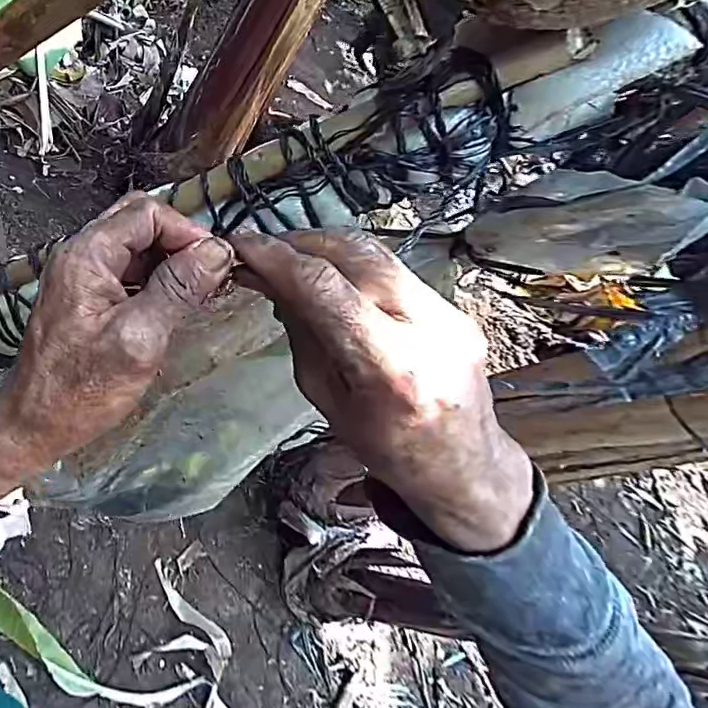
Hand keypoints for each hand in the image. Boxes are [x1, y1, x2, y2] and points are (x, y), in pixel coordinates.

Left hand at [0, 193, 233, 498]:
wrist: (33, 426)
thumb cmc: (79, 391)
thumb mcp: (139, 338)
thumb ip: (178, 288)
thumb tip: (216, 251)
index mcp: (87, 255)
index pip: (148, 213)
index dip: (187, 232)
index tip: (214, 263)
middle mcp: (80, 254)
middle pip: (140, 221)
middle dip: (180, 241)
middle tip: (208, 274)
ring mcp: (81, 273)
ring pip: (136, 243)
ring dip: (170, 259)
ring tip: (198, 290)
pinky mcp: (86, 294)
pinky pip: (128, 267)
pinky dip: (155, 276)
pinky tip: (175, 302)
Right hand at [229, 230, 534, 551]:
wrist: (465, 466)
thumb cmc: (388, 447)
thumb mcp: (325, 397)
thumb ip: (301, 333)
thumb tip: (273, 280)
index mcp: (390, 366)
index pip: (324, 287)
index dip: (276, 257)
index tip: (242, 244)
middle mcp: (427, 328)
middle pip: (352, 252)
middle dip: (298, 242)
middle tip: (261, 247)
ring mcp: (447, 312)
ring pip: (374, 250)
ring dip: (323, 244)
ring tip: (289, 255)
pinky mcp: (452, 305)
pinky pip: (391, 266)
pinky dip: (350, 261)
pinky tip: (327, 272)